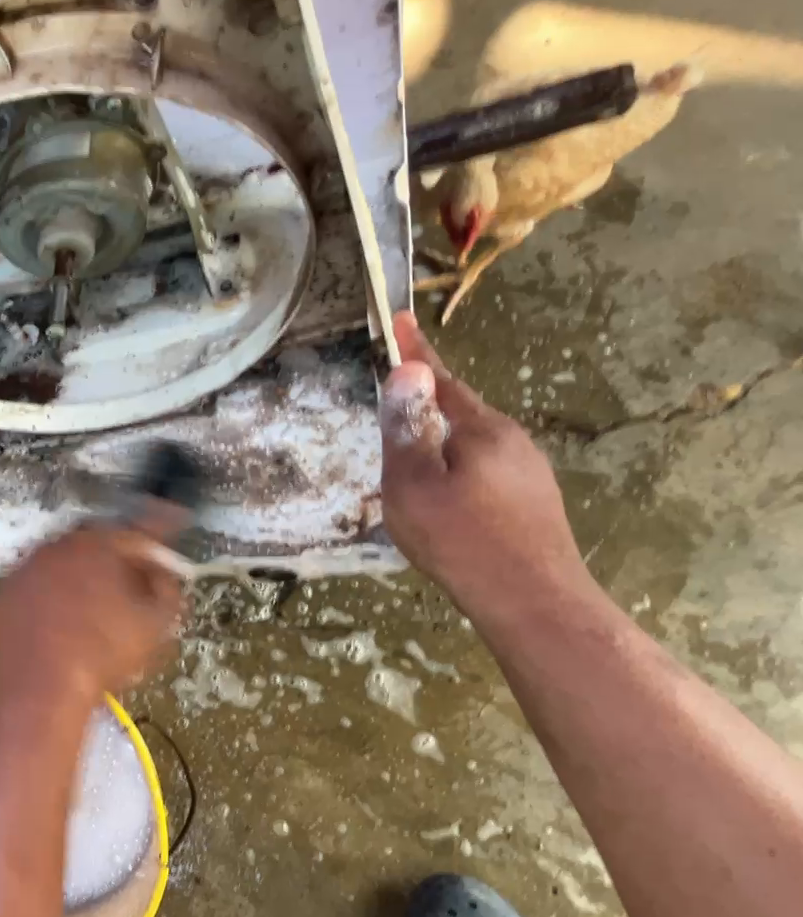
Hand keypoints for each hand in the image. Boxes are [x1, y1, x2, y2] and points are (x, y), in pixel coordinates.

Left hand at [0, 504, 188, 710]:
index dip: (159, 532)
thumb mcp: (154, 624)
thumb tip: (161, 575)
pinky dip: (53, 596)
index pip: (138, 531)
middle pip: (96, 543)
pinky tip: (61, 620)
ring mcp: (26, 569)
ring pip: (63, 564)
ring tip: (97, 605)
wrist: (34, 685)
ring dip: (82, 576)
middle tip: (134, 578)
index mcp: (99, 544)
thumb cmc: (102, 653)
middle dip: (117, 556)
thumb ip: (165, 589)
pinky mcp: (3, 594)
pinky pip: (37, 587)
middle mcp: (58, 547)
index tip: (173, 533)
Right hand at [380, 311, 590, 618]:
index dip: (415, 351)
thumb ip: (406, 428)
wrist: (530, 598)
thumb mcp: (413, 481)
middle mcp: (511, 440)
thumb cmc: (458, 536)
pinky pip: (480, 468)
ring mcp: (526, 470)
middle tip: (386, 415)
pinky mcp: (530, 498)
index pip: (441, 379)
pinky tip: (440, 499)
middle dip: (422, 408)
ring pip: (469, 443)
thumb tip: (409, 370)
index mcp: (481, 429)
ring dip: (437, 444)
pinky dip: (453, 469)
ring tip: (406, 469)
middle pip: (457, 411)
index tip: (398, 318)